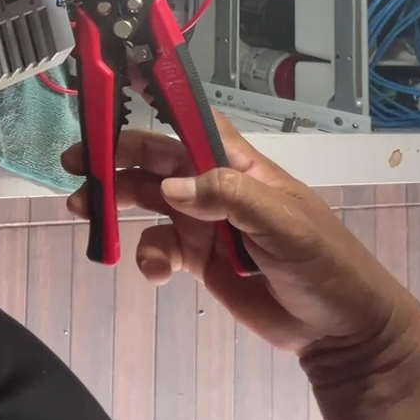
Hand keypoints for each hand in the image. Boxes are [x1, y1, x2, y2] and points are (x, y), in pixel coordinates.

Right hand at [62, 114, 416, 356]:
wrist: (343, 335)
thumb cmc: (327, 266)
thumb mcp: (285, 224)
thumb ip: (228, 196)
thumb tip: (171, 188)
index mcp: (234, 163)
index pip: (189, 119)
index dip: (154, 97)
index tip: (115, 84)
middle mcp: (210, 183)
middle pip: (150, 158)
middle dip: (111, 159)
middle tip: (76, 166)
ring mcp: (200, 219)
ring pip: (143, 198)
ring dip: (112, 203)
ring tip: (84, 211)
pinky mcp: (195, 255)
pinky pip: (157, 245)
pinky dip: (147, 255)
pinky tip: (155, 272)